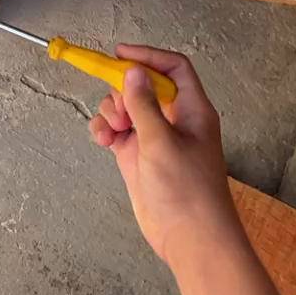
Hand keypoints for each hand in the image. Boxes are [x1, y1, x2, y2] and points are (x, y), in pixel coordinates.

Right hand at [88, 46, 236, 264]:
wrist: (189, 239)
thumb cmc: (186, 191)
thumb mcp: (161, 142)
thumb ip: (143, 105)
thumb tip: (132, 71)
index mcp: (192, 110)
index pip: (173, 68)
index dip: (148, 57)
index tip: (119, 55)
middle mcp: (173, 119)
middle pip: (142, 85)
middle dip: (122, 91)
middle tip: (118, 111)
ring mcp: (153, 137)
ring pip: (125, 107)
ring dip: (110, 112)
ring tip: (112, 131)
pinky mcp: (137, 155)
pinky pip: (115, 130)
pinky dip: (105, 130)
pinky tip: (103, 141)